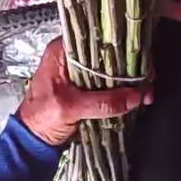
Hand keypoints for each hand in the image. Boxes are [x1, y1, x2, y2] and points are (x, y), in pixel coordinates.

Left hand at [18, 39, 150, 145]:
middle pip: (110, 53)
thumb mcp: (70, 108)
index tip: (140, 59)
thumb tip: (136, 97)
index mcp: (62, 52)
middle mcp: (73, 57)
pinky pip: (111, 84)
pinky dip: (125, 91)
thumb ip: (102, 102)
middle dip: (131, 67)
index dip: (121, 46)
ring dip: (131, 81)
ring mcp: (81, 72)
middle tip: (149, 80)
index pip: (96, 39)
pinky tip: (139, 98)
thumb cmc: (42, 118)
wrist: (32, 142)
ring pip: (113, 69)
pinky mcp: (88, 87)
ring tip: (147, 94)